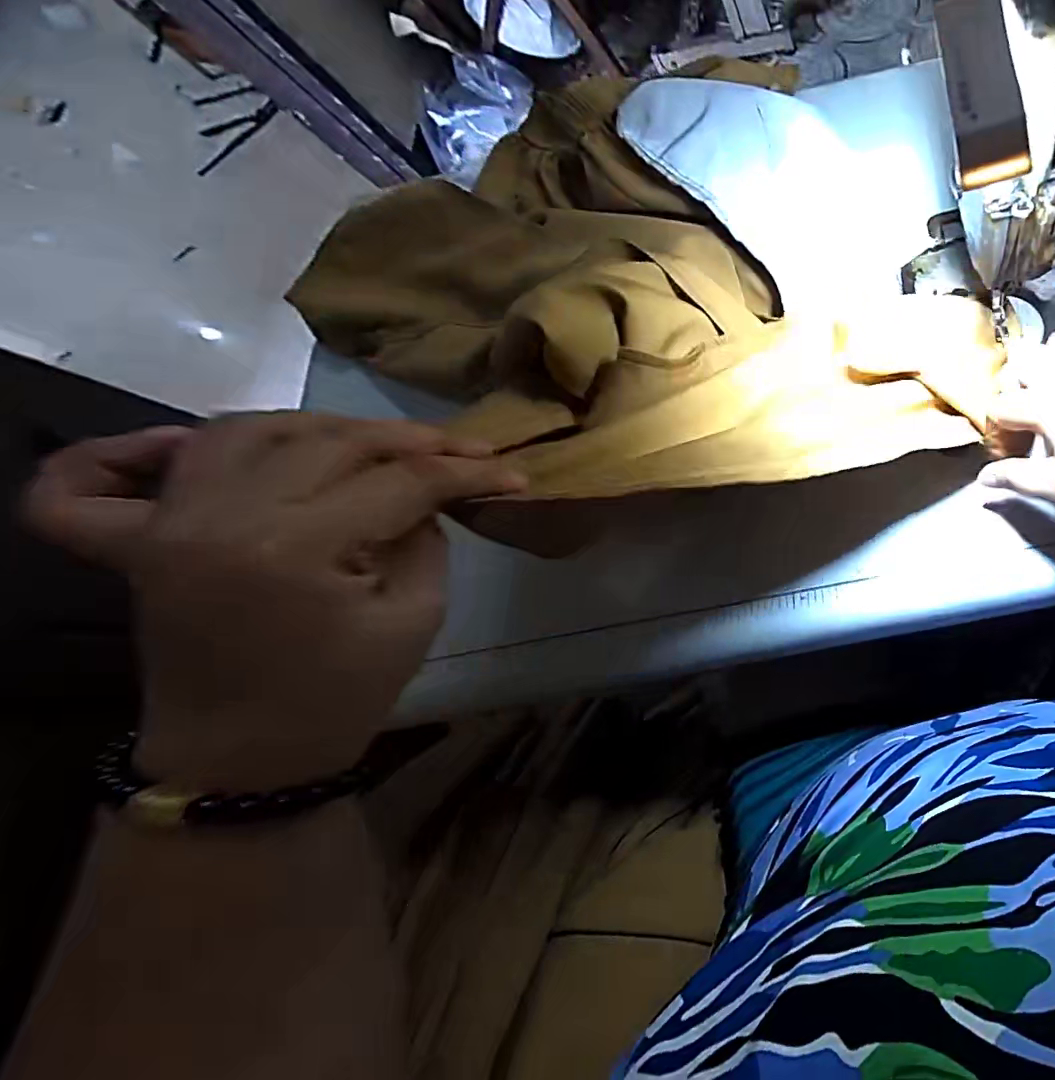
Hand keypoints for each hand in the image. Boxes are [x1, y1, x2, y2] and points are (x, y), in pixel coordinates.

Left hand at [25, 414, 524, 789]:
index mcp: (294, 548)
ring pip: (243, 432)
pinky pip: (94, 477)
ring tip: (380, 441)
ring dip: (323, 426)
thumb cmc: (345, 691)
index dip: (467, 474)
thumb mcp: (417, 614)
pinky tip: (191, 444)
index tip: (514, 475)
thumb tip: (426, 495)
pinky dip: (136, 448)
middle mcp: (217, 518)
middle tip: (467, 450)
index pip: (399, 482)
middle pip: (329, 443)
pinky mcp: (135, 541)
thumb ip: (424, 539)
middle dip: (413, 439)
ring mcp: (164, 524)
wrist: (245, 752)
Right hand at [978, 332, 1054, 517]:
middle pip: (1022, 360)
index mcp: (1043, 403)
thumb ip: (1014, 479)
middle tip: (1019, 414)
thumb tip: (983, 481)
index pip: (1000, 405)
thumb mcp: (1054, 486)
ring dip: (1044, 364)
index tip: (1003, 451)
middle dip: (1012, 383)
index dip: (994, 429)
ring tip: (1046, 394)